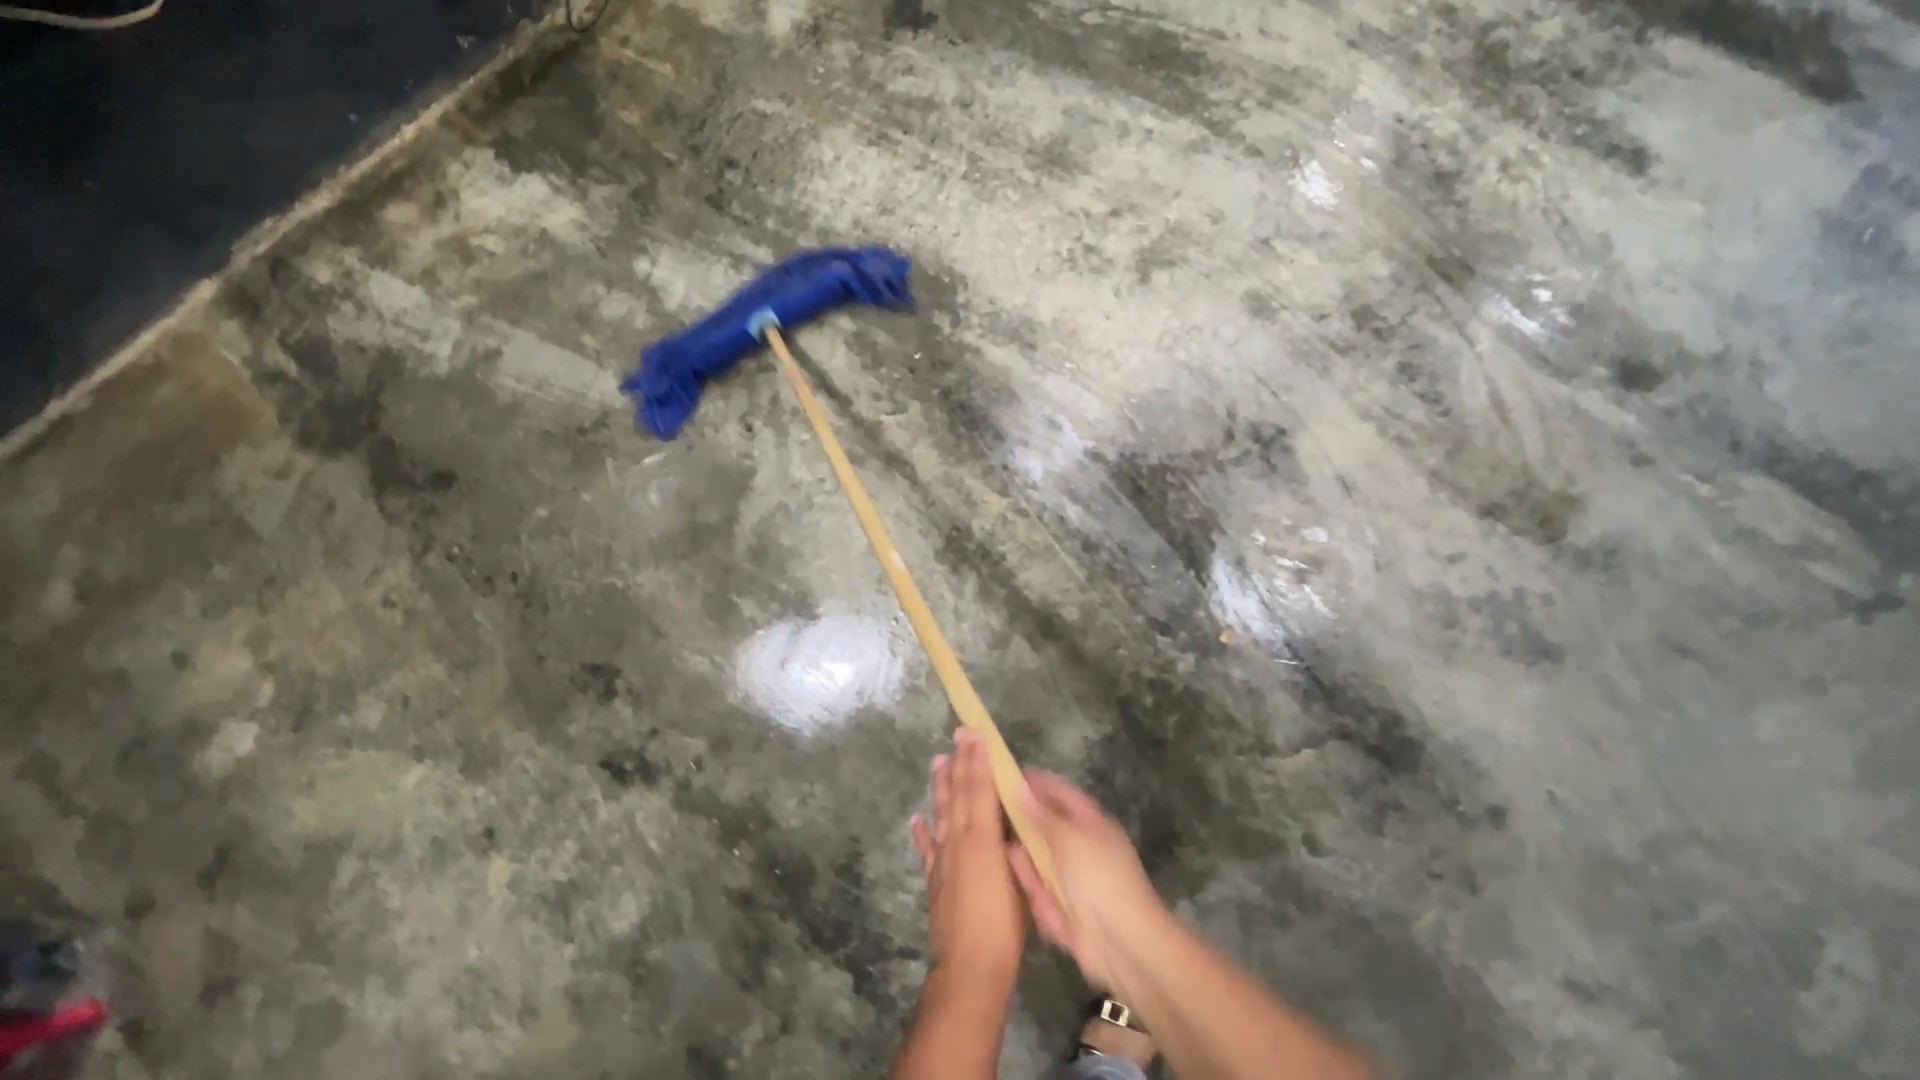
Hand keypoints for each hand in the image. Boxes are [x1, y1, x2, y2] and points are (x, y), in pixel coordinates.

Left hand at [910, 730, 1027, 983]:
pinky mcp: (935, 882)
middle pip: (959, 795)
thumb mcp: (1023, 883)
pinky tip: (916, 818)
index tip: (976, 734)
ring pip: (941, 814)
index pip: (981, 790)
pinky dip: (922, 832)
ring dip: (940, 787)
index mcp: (983, 841)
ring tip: (938, 761)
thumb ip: (1016, 850)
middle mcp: (959, 843)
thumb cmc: (1005, 928)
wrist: (970, 968)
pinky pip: (927, 849)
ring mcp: (943, 862)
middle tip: (958, 734)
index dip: (978, 761)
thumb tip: (1013, 824)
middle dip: (960, 763)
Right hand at [1006, 770, 1165, 994]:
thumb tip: (1017, 786)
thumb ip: (1039, 814)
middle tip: (988, 810)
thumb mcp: (1068, 838)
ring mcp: (1073, 879)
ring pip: (1039, 860)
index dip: (1036, 782)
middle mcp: (1081, 847)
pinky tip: (1011, 879)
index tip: (1005, 773)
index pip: (1061, 793)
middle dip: (1021, 820)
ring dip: (1022, 854)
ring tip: (993, 840)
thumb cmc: (1099, 878)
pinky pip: (1040, 890)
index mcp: (1091, 823)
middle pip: (1046, 827)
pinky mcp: (1063, 907)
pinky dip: (1029, 885)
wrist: (1122, 942)